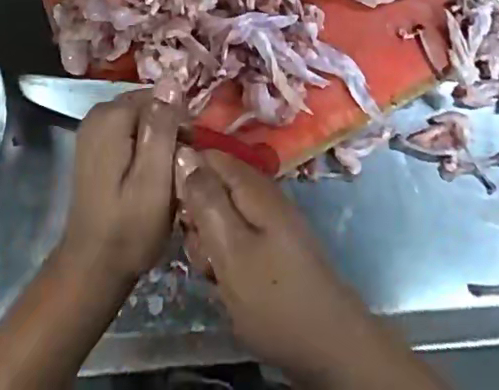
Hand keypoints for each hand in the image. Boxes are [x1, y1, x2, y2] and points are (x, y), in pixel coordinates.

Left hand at [58, 90, 179, 283]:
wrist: (93, 266)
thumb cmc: (129, 227)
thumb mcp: (155, 178)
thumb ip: (162, 128)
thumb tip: (171, 81)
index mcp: (111, 116)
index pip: (161, 98)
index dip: (180, 125)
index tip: (188, 157)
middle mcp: (97, 114)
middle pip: (150, 107)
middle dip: (168, 133)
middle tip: (177, 171)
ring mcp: (92, 130)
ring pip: (141, 121)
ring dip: (158, 143)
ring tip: (166, 177)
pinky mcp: (94, 146)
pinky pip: (130, 134)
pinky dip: (143, 150)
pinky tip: (149, 178)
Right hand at [178, 150, 446, 389]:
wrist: (329, 345)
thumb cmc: (274, 296)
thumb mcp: (230, 248)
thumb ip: (205, 199)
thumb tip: (183, 152)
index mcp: (253, 185)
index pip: (207, 154)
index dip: (182, 173)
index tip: (169, 206)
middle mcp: (261, 194)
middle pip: (212, 186)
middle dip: (195, 215)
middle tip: (200, 251)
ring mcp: (268, 219)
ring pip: (220, 215)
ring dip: (208, 241)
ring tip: (214, 273)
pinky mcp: (271, 244)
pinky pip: (236, 237)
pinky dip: (224, 256)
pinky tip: (226, 281)